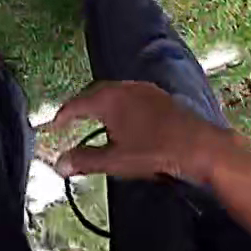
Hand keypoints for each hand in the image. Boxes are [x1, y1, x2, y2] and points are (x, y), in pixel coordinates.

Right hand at [53, 80, 247, 185]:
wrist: (198, 144)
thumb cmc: (153, 152)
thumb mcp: (116, 161)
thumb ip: (86, 160)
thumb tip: (58, 163)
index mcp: (109, 99)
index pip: (78, 103)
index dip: (63, 114)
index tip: (53, 125)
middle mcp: (124, 87)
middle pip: (94, 93)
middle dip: (81, 105)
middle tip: (70, 119)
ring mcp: (143, 88)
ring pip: (113, 91)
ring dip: (100, 103)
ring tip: (93, 117)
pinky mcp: (158, 94)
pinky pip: (128, 94)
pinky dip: (118, 103)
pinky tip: (123, 117)